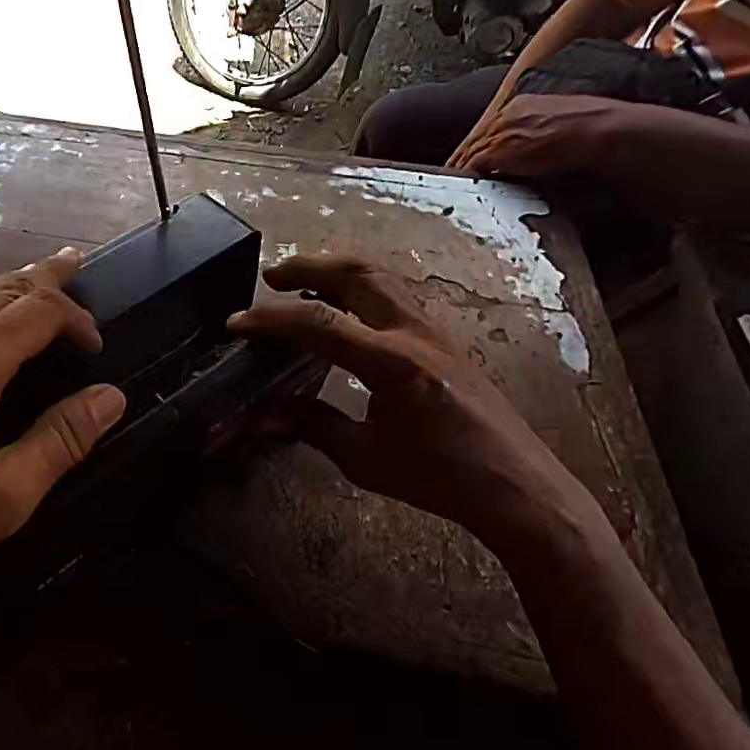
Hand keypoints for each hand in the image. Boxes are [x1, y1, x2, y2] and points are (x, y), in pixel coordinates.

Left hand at [0, 249, 126, 701]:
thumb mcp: (1, 498)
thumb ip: (62, 440)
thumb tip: (111, 397)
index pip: (40, 310)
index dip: (77, 317)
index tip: (96, 348)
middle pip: (0, 289)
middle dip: (44, 276)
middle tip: (73, 261)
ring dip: (5, 289)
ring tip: (30, 284)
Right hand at [228, 254, 600, 546]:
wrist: (513, 483)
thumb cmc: (440, 477)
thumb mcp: (365, 457)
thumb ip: (312, 426)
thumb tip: (263, 416)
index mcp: (391, 363)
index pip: (318, 323)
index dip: (270, 320)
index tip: (237, 323)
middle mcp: (413, 332)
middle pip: (354, 273)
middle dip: (307, 267)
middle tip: (272, 278)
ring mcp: (433, 329)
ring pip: (380, 277)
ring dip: (337, 270)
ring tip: (304, 285)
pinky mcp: (444, 337)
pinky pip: (395, 295)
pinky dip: (361, 288)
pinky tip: (348, 312)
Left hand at [446, 93, 635, 175]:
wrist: (594, 129)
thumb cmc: (585, 130)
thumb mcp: (552, 124)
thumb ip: (532, 134)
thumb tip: (525, 151)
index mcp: (518, 105)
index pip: (488, 129)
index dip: (476, 146)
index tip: (466, 158)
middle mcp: (503, 116)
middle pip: (473, 140)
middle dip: (461, 157)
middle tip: (450, 172)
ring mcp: (499, 132)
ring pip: (469, 152)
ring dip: (459, 168)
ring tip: (450, 181)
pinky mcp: (498, 150)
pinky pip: (472, 165)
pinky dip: (465, 175)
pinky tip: (459, 185)